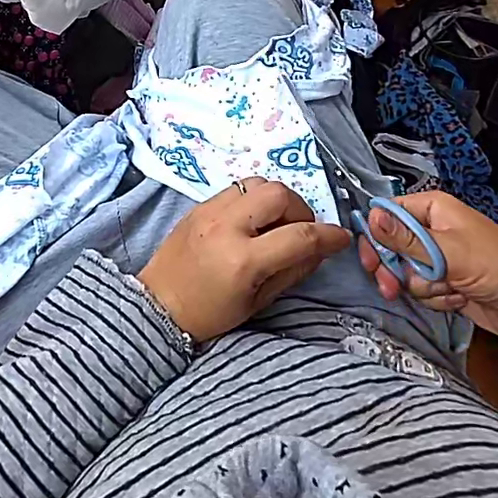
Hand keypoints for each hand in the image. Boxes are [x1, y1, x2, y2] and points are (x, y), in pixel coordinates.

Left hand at [139, 177, 351, 342]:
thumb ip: (294, 270)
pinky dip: (254, 200)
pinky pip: (237, 188)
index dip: (328, 236)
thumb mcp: (258, 301)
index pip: (299, 236)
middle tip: (301, 230)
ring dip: (276, 200)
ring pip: (258, 183)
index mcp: (242, 261)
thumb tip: (321, 248)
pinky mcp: (199, 205)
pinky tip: (252, 221)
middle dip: (300, 210)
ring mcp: (209, 211)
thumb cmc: (210, 314)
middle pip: (279, 194)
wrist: (157, 307)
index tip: (340, 238)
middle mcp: (226, 227)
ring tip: (276, 223)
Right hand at [357, 192, 497, 337]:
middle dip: (396, 269)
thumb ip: (407, 238)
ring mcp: (437, 257)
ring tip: (449, 288)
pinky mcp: (442, 281)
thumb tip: (371, 215)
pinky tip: (458, 296)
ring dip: (422, 286)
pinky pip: (420, 289)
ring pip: (404, 272)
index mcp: (433, 208)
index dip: (376, 236)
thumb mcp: (449, 252)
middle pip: (390, 246)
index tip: (372, 260)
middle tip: (394, 285)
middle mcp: (431, 229)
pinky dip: (436, 298)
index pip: (388, 214)